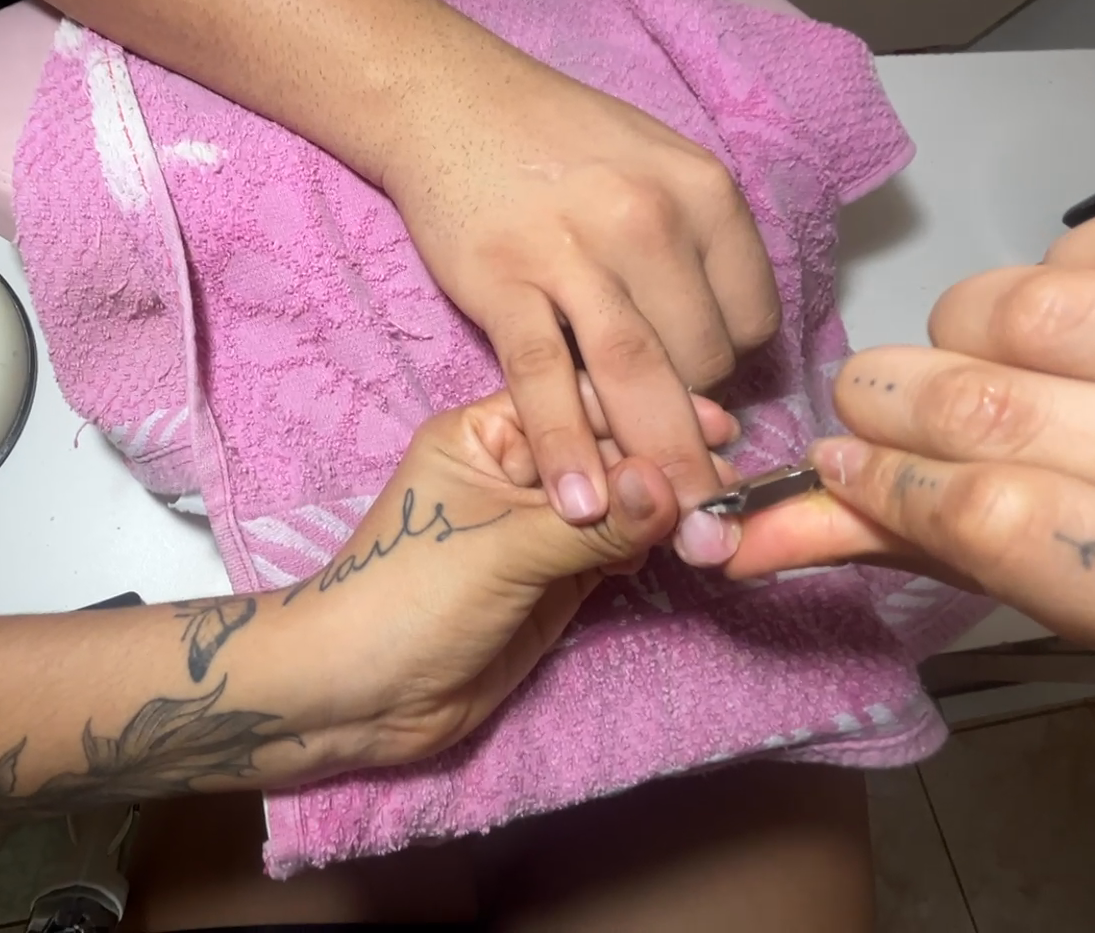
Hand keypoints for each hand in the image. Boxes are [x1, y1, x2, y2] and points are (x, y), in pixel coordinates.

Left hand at [276, 387, 740, 769]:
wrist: (365, 692)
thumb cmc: (411, 596)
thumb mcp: (500, 549)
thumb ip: (591, 522)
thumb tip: (676, 483)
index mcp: (485, 432)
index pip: (574, 402)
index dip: (642, 412)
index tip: (717, 430)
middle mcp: (515, 467)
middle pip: (604, 450)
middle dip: (664, 464)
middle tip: (730, 484)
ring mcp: (538, 522)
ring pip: (616, 501)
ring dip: (667, 507)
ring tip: (725, 514)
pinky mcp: (556, 573)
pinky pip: (615, 547)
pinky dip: (652, 544)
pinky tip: (691, 542)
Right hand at [383, 66, 776, 563]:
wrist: (450, 102)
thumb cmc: (552, 136)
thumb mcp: (651, 162)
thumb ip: (690, 242)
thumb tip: (704, 330)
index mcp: (703, 192)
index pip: (747, 318)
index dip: (726, 375)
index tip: (694, 404)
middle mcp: (650, 223)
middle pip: (698, 359)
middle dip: (701, 439)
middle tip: (712, 510)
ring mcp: (573, 255)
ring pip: (633, 377)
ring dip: (656, 464)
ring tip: (673, 535)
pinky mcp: (504, 285)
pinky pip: (545, 378)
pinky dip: (566, 446)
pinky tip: (580, 503)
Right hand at [729, 188, 1094, 697]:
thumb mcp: (1066, 582)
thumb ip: (911, 544)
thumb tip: (746, 539)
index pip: (1005, 525)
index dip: (893, 486)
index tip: (850, 466)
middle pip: (996, 414)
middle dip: (891, 399)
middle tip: (889, 401)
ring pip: (1040, 313)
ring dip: (971, 324)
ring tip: (999, 353)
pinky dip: (1076, 257)